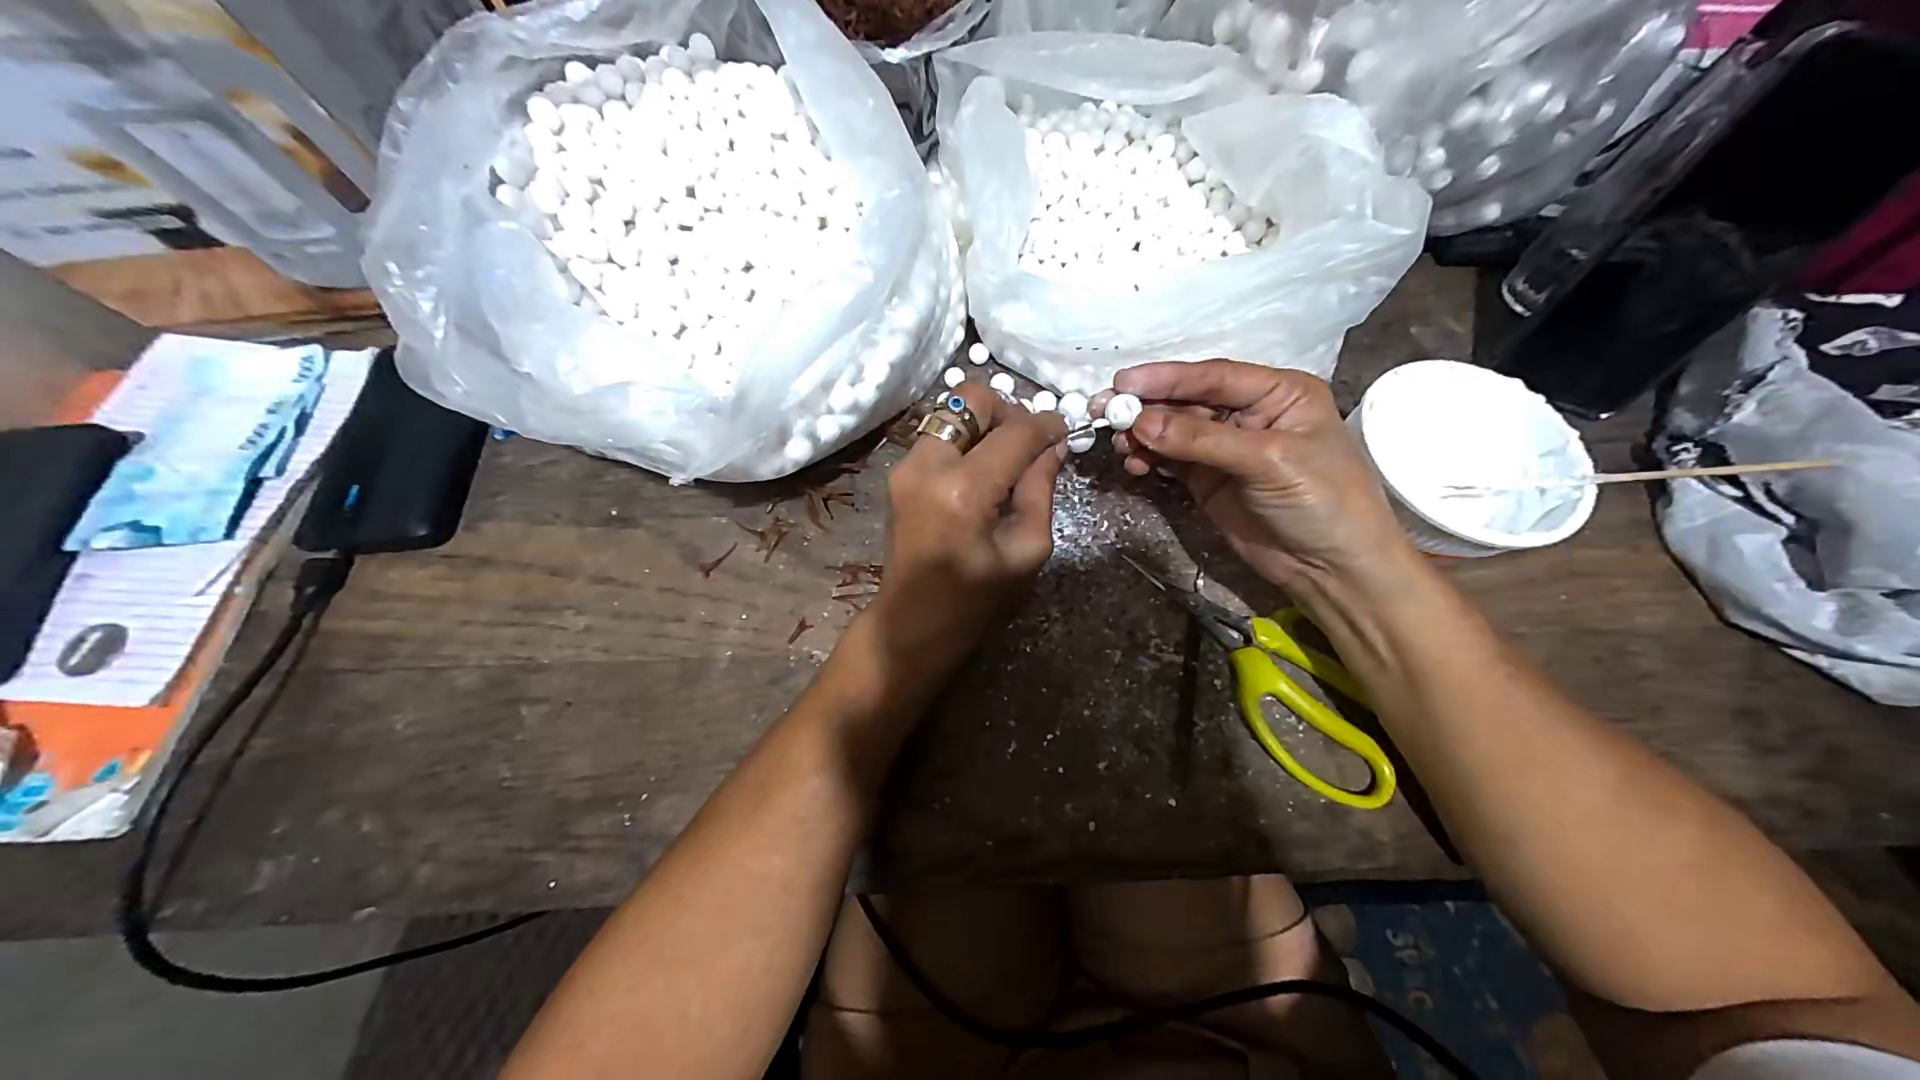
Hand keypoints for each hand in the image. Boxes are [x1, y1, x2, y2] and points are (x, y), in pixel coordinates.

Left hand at [867, 380, 1066, 666]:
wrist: (911, 622)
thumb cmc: (976, 599)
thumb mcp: (1026, 550)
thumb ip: (1040, 490)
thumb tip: (1054, 446)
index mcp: (963, 492)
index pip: (1015, 434)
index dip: (1046, 425)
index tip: (1064, 430)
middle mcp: (927, 466)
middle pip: (972, 400)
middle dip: (1008, 412)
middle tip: (1027, 444)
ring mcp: (905, 466)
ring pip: (952, 412)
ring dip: (985, 425)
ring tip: (1004, 460)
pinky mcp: (897, 472)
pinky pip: (938, 434)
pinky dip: (965, 440)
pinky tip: (980, 472)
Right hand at [1109, 360, 1415, 593]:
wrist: (1331, 569)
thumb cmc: (1321, 502)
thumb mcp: (1268, 461)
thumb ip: (1203, 440)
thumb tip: (1141, 423)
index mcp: (1277, 393)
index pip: (1214, 377)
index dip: (1167, 378)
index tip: (1124, 383)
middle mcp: (1249, 414)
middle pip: (1187, 401)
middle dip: (1147, 407)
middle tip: (1104, 411)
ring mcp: (1224, 448)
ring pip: (1173, 430)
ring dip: (1143, 435)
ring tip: (1119, 444)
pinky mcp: (1207, 479)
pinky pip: (1170, 460)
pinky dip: (1149, 459)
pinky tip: (1134, 464)